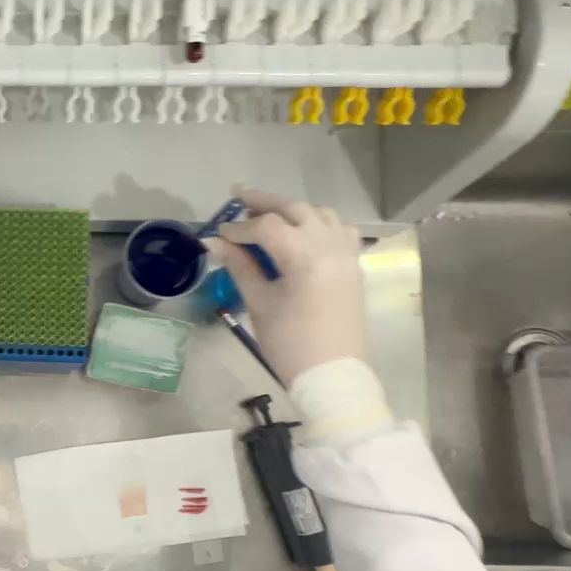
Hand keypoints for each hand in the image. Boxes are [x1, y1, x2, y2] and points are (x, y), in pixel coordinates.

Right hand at [205, 189, 366, 381]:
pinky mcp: (354, 264)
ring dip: (293, 209)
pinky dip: (318, 222)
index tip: (219, 234)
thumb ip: (240, 266)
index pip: (267, 227)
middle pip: (295, 209)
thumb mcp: (259, 303)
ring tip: (268, 214)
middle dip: (264, 202)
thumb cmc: (288, 343)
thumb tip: (217, 242)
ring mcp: (347, 253)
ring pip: (320, 213)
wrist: (330, 373)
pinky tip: (302, 230)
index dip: (240, 228)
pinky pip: (338, 229)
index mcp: (305, 259)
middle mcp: (330, 247)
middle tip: (238, 197)